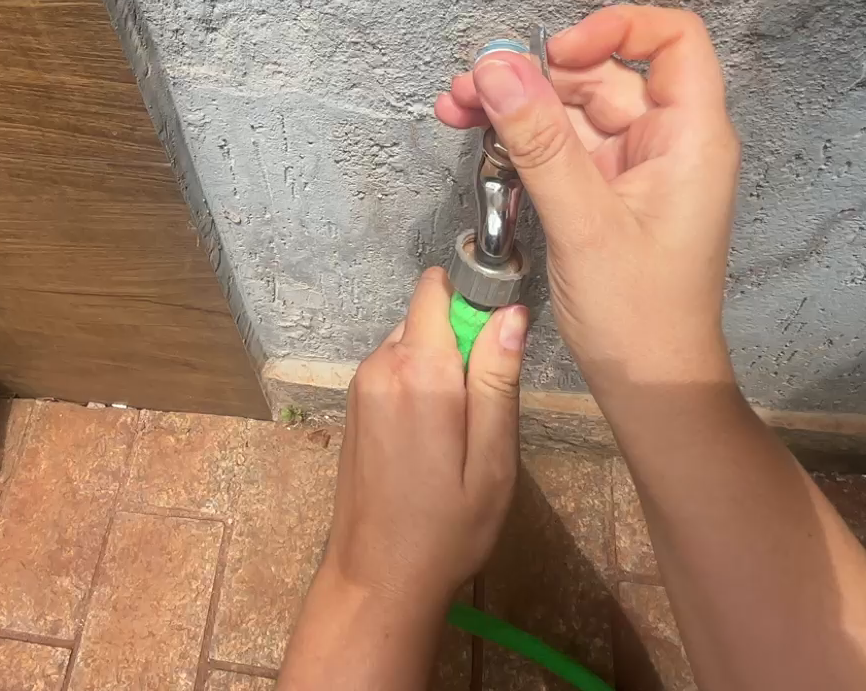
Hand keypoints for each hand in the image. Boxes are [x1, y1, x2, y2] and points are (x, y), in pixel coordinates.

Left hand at [281, 269, 526, 689]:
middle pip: (427, 315)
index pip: (436, 288)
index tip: (496, 342)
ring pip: (411, 341)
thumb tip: (511, 312)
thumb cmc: (447, 527)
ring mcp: (361, 381)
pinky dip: (417, 382)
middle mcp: (381, 362)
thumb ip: (498, 378)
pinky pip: (394, 366)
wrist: (376, 578)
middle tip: (480, 407)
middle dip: (460, 342)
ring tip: (455, 430)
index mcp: (418, 368)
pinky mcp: (354, 402)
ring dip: (439, 365)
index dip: (471, 300)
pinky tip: (428, 436)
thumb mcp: (492, 459)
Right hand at [434, 6, 739, 384]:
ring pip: (569, 111)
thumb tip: (494, 65)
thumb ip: (538, 140)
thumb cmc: (636, 310)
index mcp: (689, 136)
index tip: (554, 53)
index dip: (615, 29)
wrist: (647, 384)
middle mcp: (662, 141)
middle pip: (601, 76)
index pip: (672, 41)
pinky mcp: (599, 191)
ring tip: (455, 109)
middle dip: (532, 76)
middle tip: (467, 88)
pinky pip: (557, 147)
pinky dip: (517, 140)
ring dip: (513, 106)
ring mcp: (628, 167)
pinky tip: (474, 138)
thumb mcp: (582, 220)